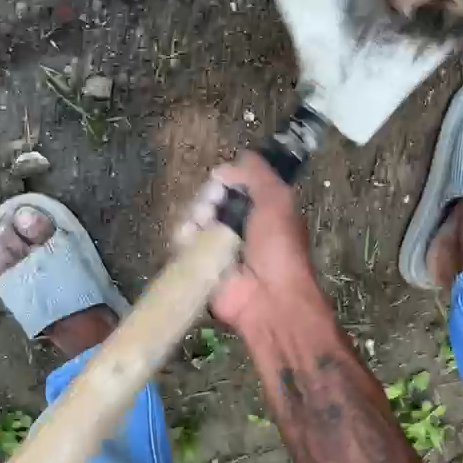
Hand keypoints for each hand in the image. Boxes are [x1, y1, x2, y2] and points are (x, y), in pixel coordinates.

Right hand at [179, 153, 329, 339]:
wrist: (269, 297)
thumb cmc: (278, 247)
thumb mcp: (277, 199)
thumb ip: (257, 173)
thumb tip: (227, 165)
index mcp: (261, 208)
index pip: (232, 182)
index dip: (225, 179)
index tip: (223, 182)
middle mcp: (238, 224)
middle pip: (209, 197)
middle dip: (207, 198)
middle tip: (213, 208)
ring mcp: (217, 245)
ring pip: (194, 217)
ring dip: (195, 215)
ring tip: (202, 225)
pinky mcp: (200, 264)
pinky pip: (183, 241)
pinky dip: (183, 235)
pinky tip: (189, 237)